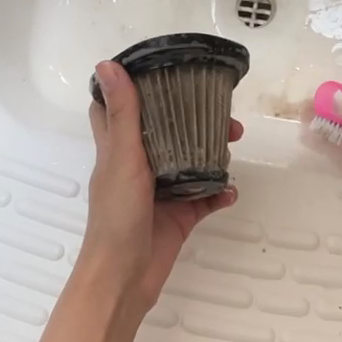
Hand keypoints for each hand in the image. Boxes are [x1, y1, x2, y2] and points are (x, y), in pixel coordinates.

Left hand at [82, 61, 241, 315]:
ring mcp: (160, 193)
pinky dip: (220, 192)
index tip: (161, 67)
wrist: (124, 277)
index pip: (118, 110)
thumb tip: (107, 65)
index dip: (133, 87)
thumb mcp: (122, 158)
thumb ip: (123, 114)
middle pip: (165, 131)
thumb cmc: (116, 217)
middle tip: (220, 107)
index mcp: (118, 150)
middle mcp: (138, 167)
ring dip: (212, 150)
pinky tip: (231, 190)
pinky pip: (206, 198)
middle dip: (191, 116)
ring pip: (190, 162)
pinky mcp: (180, 217)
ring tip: (234, 139)